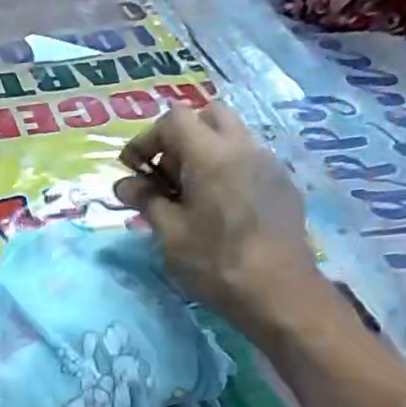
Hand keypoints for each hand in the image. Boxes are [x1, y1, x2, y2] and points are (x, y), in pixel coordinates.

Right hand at [113, 103, 323, 333]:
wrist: (278, 291)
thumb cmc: (215, 262)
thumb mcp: (170, 234)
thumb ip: (147, 201)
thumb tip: (124, 184)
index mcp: (212, 155)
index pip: (174, 119)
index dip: (146, 139)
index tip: (132, 169)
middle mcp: (244, 147)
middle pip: (208, 115)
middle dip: (179, 136)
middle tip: (163, 174)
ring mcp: (268, 163)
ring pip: (232, 135)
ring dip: (204, 151)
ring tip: (187, 192)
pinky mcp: (281, 184)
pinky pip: (248, 159)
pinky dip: (225, 168)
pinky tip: (216, 206)